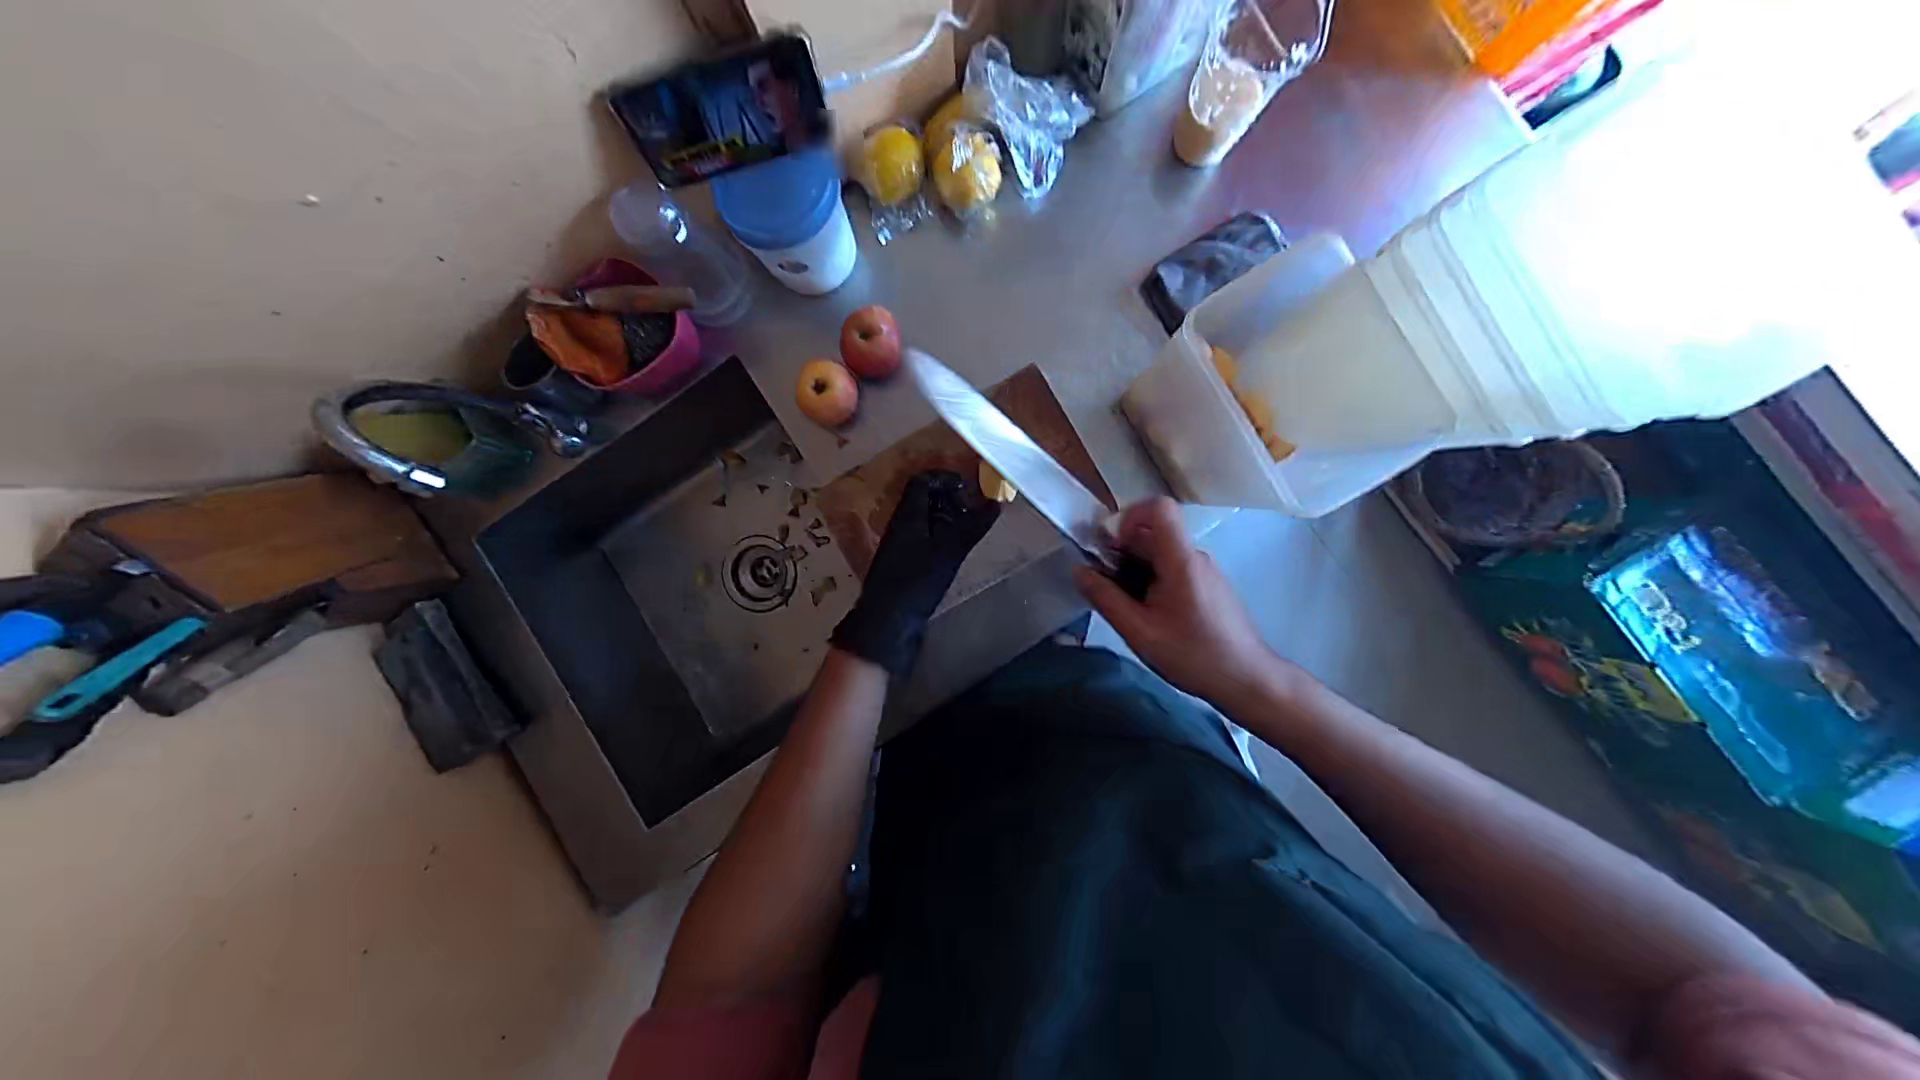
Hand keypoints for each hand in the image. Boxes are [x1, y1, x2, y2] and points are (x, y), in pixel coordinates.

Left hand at [830, 470, 1000, 674]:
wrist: (887, 625)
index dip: (945, 478)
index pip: (922, 482)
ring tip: (972, 526)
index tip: (970, 486)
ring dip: (948, 519)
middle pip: (924, 500)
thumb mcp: (947, 552)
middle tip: (976, 506)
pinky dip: (942, 538)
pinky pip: (925, 541)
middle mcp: (901, 527)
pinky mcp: (905, 567)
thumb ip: (971, 527)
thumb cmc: (914, 583)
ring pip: (925, 521)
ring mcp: (902, 548)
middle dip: (950, 498)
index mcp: (906, 517)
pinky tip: (957, 551)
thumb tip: (996, 503)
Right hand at [1074, 497, 1289, 706]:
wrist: (1247, 679)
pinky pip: (1172, 567)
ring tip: (1127, 606)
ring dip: (1134, 568)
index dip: (1127, 517)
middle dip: (1122, 551)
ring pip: (1160, 551)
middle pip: (1153, 531)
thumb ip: (1106, 599)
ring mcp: (1203, 570)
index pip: (1158, 508)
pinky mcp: (1207, 584)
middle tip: (1106, 585)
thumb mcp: (1140, 632)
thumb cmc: (1194, 656)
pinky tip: (1149, 614)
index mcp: (1181, 561)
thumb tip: (1079, 571)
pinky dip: (1151, 579)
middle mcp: (1195, 557)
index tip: (1110, 548)